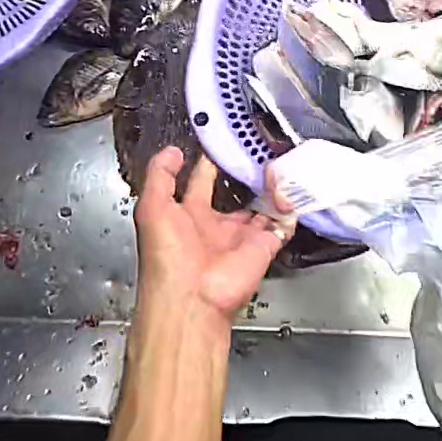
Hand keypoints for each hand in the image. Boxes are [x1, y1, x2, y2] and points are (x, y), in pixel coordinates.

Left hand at [133, 147, 294, 323]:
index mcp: (187, 215)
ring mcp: (240, 237)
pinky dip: (288, 208)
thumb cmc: (165, 257)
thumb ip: (160, 174)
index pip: (200, 182)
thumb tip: (171, 151)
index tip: (220, 142)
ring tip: (278, 165)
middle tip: (257, 152)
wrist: (190, 298)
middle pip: (235, 194)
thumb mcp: (152, 205)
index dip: (208, 163)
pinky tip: (289, 190)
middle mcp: (214, 226)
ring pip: (261, 207)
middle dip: (246, 176)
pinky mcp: (262, 247)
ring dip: (270, 188)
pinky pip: (281, 225)